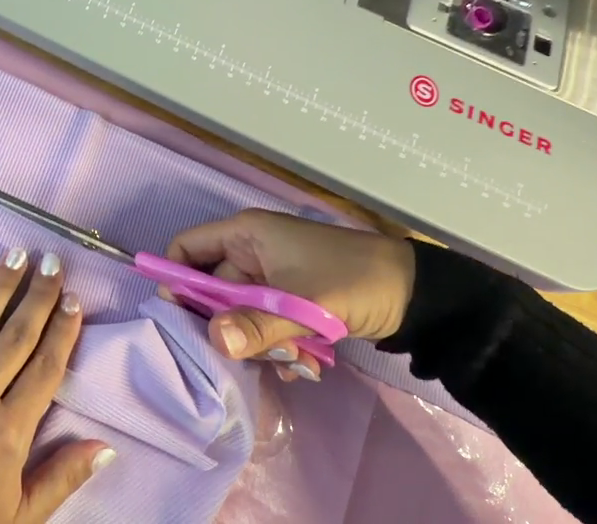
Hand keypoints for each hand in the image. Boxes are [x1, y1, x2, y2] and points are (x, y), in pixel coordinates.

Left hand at [0, 248, 115, 523]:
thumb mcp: (19, 516)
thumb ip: (61, 477)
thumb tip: (104, 445)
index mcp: (10, 431)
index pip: (45, 368)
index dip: (62, 330)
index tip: (74, 299)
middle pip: (15, 336)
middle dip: (37, 296)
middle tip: (52, 261)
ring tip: (16, 254)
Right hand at [164, 209, 415, 383]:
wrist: (420, 295)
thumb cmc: (352, 280)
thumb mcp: (303, 305)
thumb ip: (257, 325)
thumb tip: (214, 341)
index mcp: (245, 234)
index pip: (187, 247)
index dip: (176, 277)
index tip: (179, 316)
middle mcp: (251, 251)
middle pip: (212, 286)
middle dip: (227, 322)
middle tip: (244, 352)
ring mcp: (271, 275)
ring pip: (241, 310)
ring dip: (257, 338)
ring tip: (288, 359)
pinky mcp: (290, 298)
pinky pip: (265, 320)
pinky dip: (276, 341)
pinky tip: (300, 362)